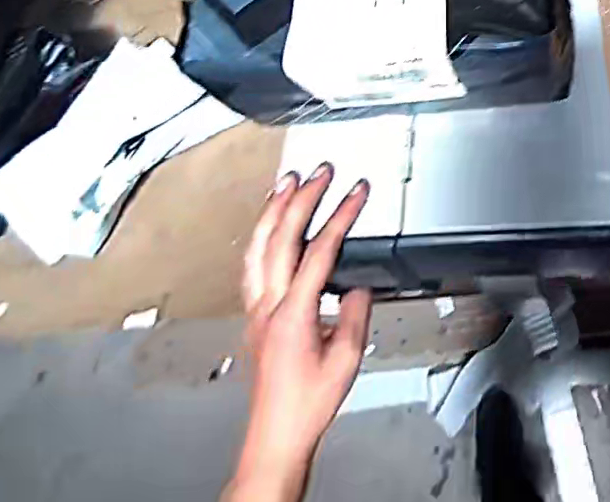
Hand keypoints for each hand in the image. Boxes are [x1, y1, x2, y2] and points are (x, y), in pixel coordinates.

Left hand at [226, 165, 371, 501]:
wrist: (276, 437)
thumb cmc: (307, 404)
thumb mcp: (347, 357)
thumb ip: (356, 312)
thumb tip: (357, 285)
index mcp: (294, 313)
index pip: (320, 251)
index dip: (341, 216)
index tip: (357, 192)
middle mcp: (268, 307)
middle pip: (281, 239)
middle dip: (302, 199)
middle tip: (321, 172)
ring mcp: (256, 310)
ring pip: (258, 248)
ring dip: (274, 210)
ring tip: (286, 183)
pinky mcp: (254, 317)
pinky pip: (252, 265)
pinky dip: (262, 235)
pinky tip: (270, 225)